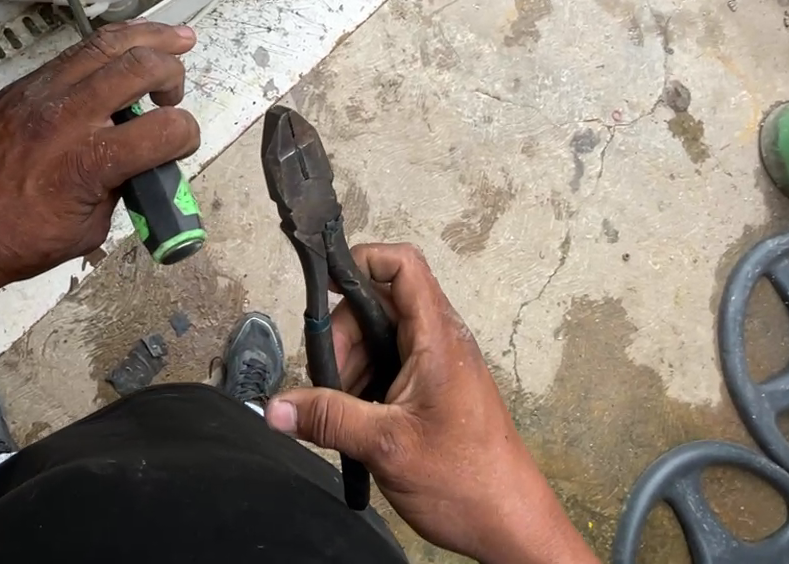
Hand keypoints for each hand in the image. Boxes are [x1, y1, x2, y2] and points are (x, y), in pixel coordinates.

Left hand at [0, 21, 201, 303]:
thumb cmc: (11, 244)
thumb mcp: (85, 232)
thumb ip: (120, 189)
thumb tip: (138, 159)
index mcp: (87, 164)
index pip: (165, 130)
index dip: (187, 136)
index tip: (180, 144)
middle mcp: (67, 118)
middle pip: (140, 68)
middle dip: (172, 74)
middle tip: (174, 92)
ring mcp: (41, 94)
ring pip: (106, 44)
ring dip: (149, 37)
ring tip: (177, 37)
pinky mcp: (21, 86)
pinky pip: (74, 53)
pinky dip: (109, 46)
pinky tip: (125, 47)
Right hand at [265, 244, 597, 563]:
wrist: (513, 528)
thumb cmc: (464, 481)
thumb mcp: (388, 446)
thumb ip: (329, 419)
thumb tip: (274, 408)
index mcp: (437, 336)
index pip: (403, 264)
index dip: (363, 260)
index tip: (324, 286)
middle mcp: (438, 339)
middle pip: (379, 301)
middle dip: (343, 332)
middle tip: (327, 377)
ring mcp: (435, 362)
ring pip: (379, 334)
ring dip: (350, 361)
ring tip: (340, 407)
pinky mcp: (432, 386)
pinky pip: (388, 362)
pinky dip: (364, 379)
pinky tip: (355, 415)